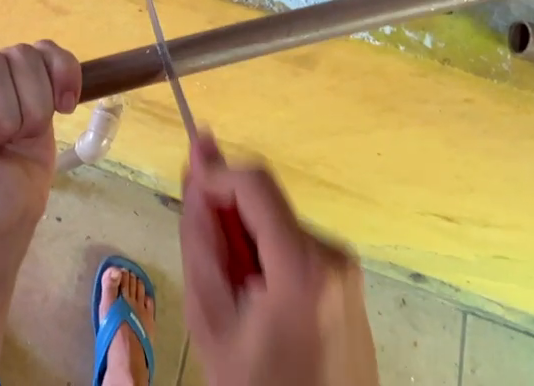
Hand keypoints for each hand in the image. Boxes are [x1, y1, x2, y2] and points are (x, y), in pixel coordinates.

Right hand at [181, 136, 379, 385]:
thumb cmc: (257, 384)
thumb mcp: (211, 318)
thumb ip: (200, 238)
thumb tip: (195, 170)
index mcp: (303, 262)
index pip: (252, 179)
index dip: (213, 173)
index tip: (184, 182)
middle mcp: (333, 254)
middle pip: (263, 205)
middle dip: (227, 222)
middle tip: (208, 267)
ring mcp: (347, 268)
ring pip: (274, 226)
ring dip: (245, 245)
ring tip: (236, 298)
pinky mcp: (348, 282)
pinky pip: (294, 247)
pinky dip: (267, 261)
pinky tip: (260, 305)